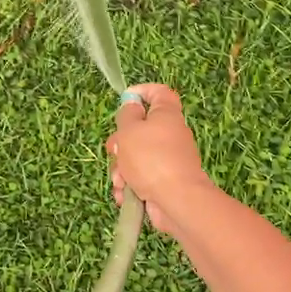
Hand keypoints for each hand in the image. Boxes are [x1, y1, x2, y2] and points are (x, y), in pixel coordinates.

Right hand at [106, 83, 213, 231]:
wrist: (176, 200)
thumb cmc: (151, 158)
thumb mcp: (129, 130)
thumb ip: (127, 115)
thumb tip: (132, 106)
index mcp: (166, 115)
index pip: (159, 93)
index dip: (142, 91)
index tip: (124, 98)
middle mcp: (169, 135)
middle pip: (139, 130)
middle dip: (120, 143)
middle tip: (114, 151)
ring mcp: (167, 160)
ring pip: (135, 157)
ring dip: (121, 168)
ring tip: (120, 181)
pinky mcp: (163, 182)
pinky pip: (140, 178)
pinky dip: (129, 186)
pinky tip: (124, 195)